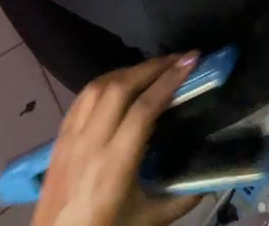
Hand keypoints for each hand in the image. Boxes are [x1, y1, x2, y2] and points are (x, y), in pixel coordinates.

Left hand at [32, 55, 202, 225]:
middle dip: (152, 67)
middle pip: (120, 88)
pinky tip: (121, 82)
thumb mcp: (148, 221)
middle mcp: (90, 143)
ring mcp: (71, 137)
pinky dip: (106, 81)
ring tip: (154, 68)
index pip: (143, 110)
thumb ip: (181, 198)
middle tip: (179, 59)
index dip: (168, 82)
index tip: (191, 62)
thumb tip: (208, 178)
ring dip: (129, 70)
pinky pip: (83, 97)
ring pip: (98, 86)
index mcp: (114, 166)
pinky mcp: (59, 137)